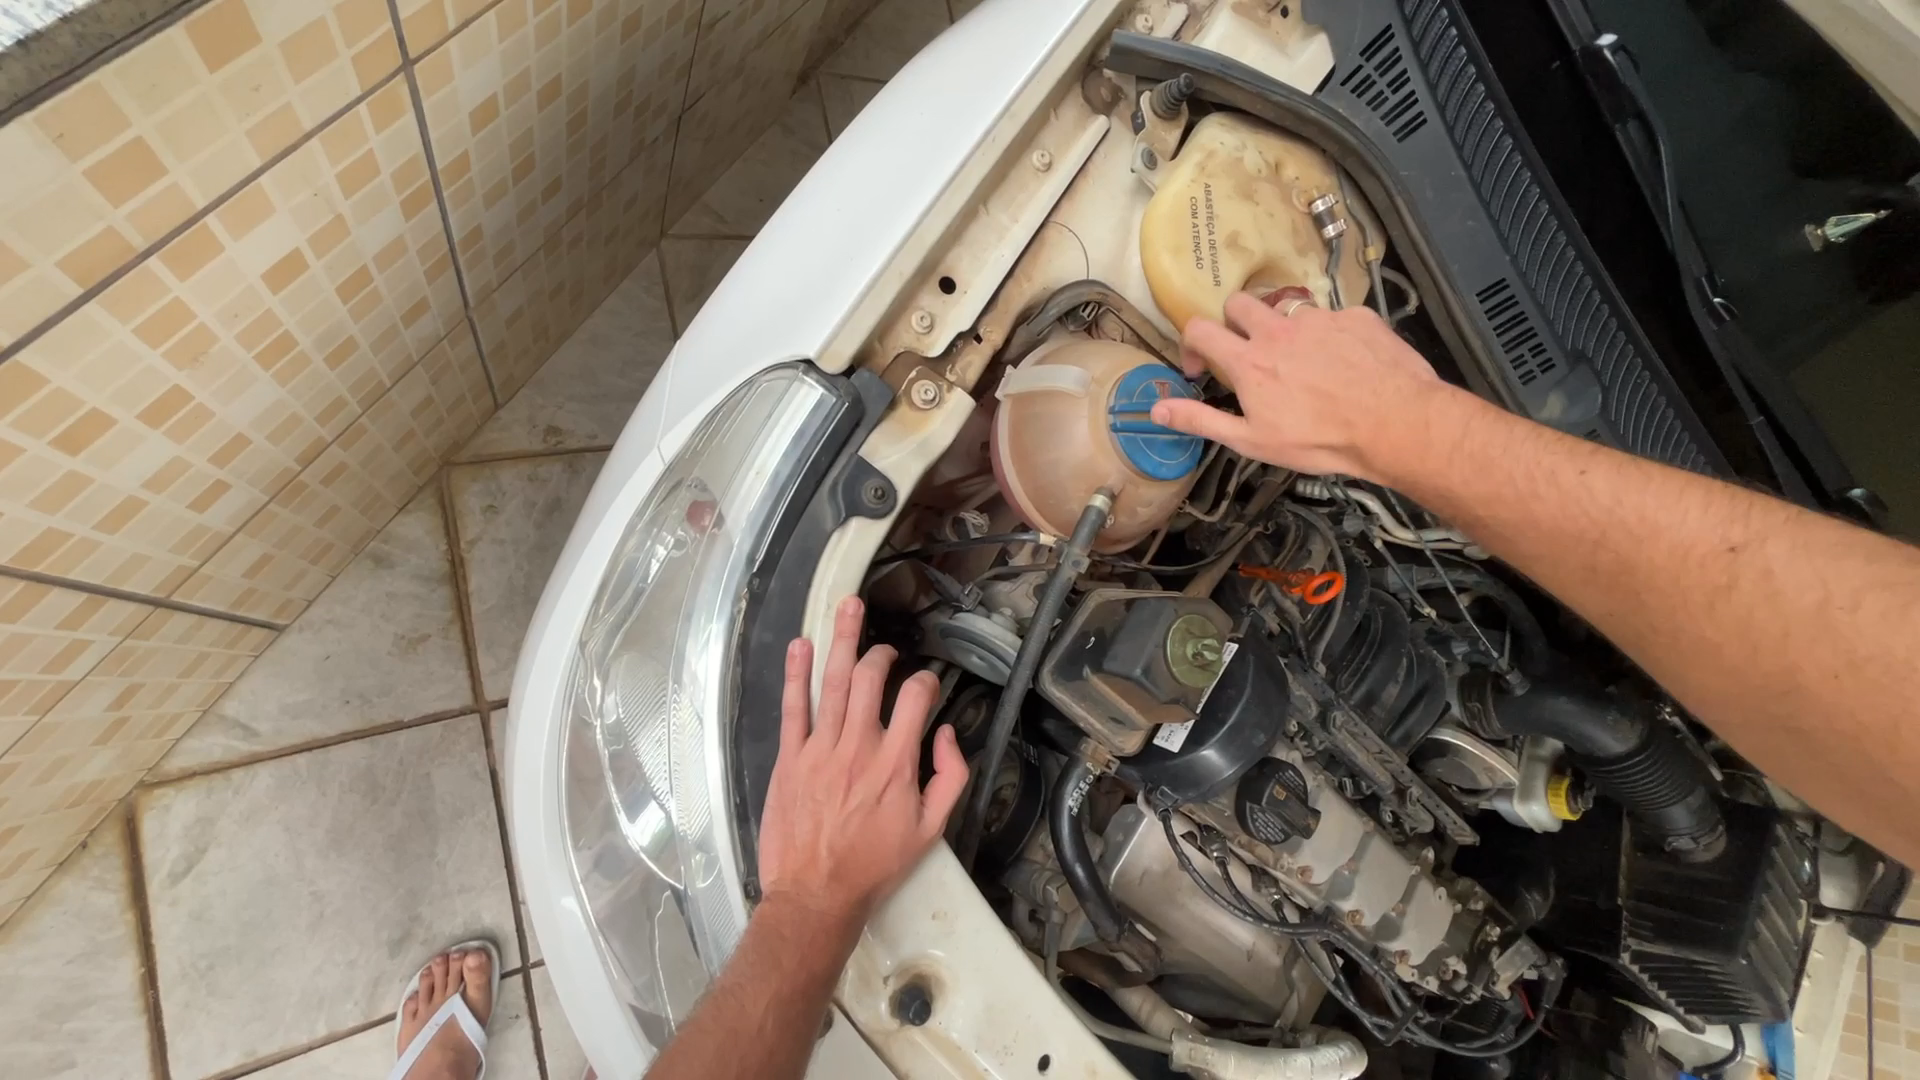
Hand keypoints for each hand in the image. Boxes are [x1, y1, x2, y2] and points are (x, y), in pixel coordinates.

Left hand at [757, 596, 968, 929]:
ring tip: (847, 605)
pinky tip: (799, 644)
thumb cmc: (875, 865)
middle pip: (869, 678)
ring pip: (832, 682)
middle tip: (885, 652)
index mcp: (896, 762)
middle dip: (880, 654)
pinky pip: (792, 708)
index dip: (924, 682)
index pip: (915, 698)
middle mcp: (859, 746)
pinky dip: (795, 673)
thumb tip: (944, 733)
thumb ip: (950, 777)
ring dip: (842, 639)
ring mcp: (820, 748)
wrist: (814, 896)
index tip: (924, 685)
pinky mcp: (789, 757)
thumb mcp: (930, 830)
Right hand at [1150, 292, 1450, 481]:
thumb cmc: (1317, 440)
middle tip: (1245, 353)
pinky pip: (1331, 316)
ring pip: (1286, 308)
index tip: (1202, 369)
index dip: (1191, 344)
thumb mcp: (1250, 440)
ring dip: (1281, 328)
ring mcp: (1320, 318)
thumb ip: (1200, 420)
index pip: (1200, 329)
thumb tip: (1156, 408)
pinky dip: (1326, 335)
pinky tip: (1340, 363)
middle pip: (1239, 302)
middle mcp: (1278, 330)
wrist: (1394, 424)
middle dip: (1233, 323)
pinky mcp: (1356, 317)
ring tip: (1298, 361)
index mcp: (1248, 361)